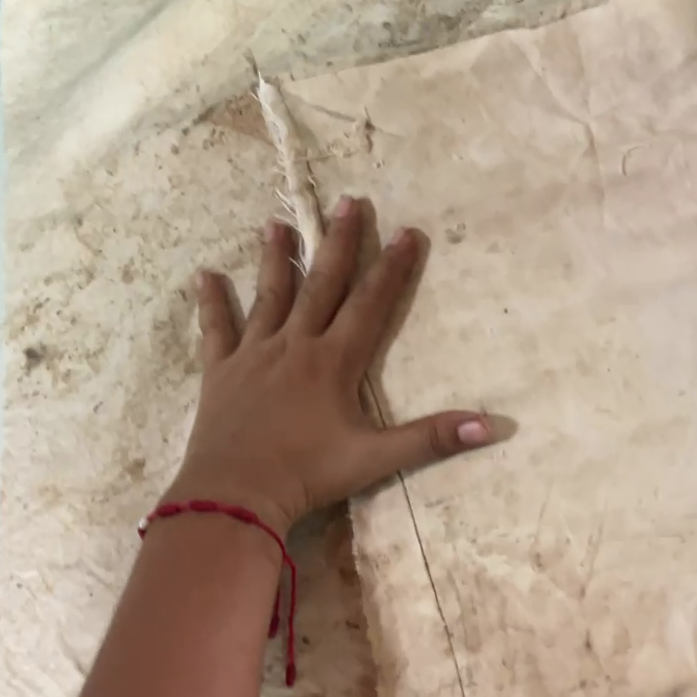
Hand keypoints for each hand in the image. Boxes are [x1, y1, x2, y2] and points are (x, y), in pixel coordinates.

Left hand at [165, 197, 495, 533]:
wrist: (236, 494)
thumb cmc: (309, 475)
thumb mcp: (377, 458)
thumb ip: (432, 438)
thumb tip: (490, 426)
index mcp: (334, 362)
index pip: (371, 305)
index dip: (393, 269)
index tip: (408, 231)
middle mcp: (295, 345)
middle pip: (322, 286)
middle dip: (339, 243)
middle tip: (349, 201)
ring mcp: (254, 356)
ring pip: (268, 297)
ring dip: (276, 259)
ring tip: (278, 223)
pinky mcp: (220, 373)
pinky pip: (217, 330)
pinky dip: (212, 303)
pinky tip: (206, 275)